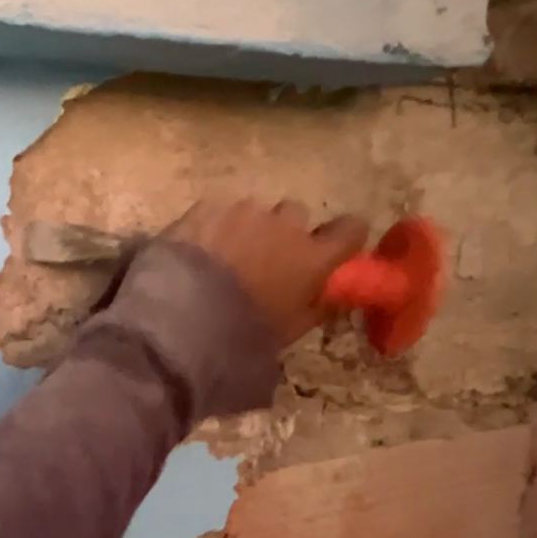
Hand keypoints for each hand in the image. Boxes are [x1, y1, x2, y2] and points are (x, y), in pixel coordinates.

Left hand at [163, 196, 369, 343]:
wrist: (184, 314)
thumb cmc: (244, 331)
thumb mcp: (291, 328)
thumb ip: (318, 304)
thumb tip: (330, 292)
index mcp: (314, 256)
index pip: (351, 228)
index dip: (341, 237)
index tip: (330, 248)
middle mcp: (286, 225)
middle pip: (296, 214)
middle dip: (284, 231)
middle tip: (262, 257)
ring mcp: (245, 211)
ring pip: (254, 211)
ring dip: (245, 227)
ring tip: (222, 255)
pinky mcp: (208, 206)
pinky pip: (219, 210)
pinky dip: (213, 225)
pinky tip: (197, 248)